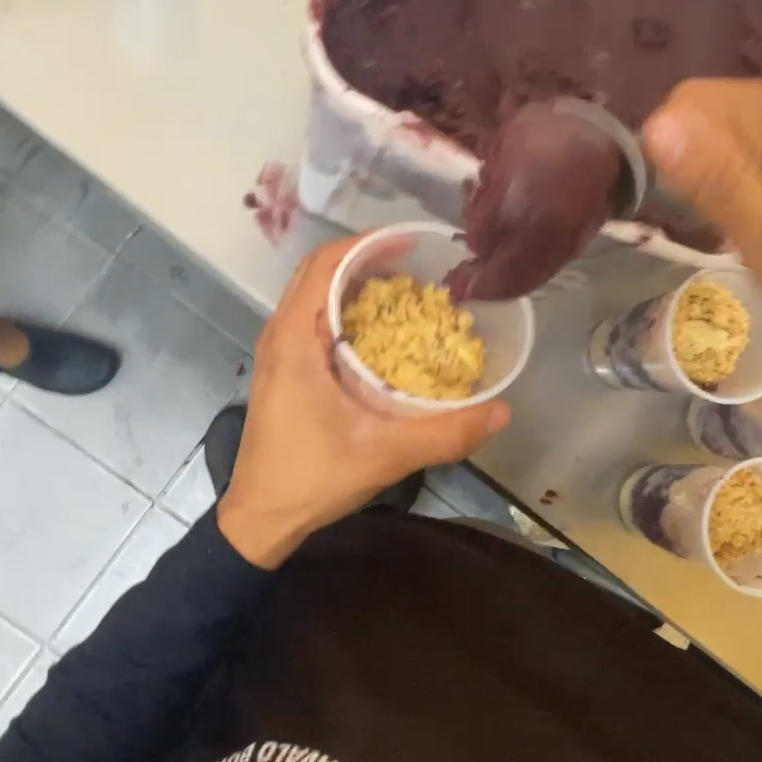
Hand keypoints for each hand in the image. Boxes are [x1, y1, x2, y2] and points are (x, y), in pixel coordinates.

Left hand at [216, 236, 511, 567]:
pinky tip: (379, 333)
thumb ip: (446, 434)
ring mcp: (276, 354)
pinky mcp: (281, 372)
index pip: (325, 264)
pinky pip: (311, 321)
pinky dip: (344, 312)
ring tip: (405, 291)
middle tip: (418, 268)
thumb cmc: (313, 478)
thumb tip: (500, 411)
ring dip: (354, 285)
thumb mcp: (385, 454)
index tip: (413, 244)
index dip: (368, 244)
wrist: (261, 516)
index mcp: (295, 340)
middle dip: (367, 261)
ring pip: (313, 296)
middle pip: (319, 273)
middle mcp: (279, 336)